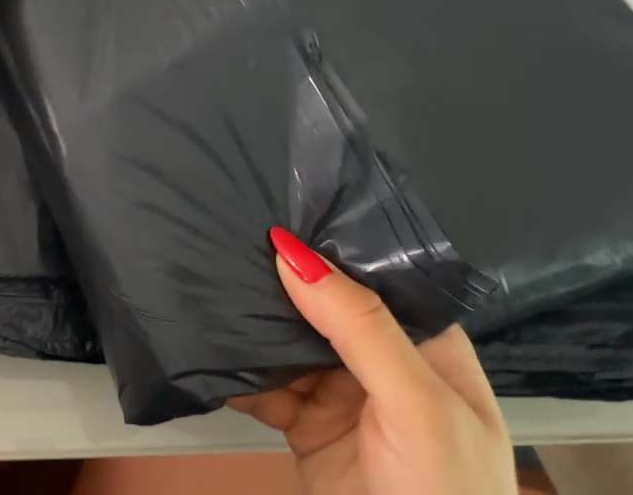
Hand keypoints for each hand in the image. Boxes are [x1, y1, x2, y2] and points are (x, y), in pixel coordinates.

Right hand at [229, 228, 516, 494]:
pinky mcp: (303, 426)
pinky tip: (206, 340)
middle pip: (322, 304)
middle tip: (225, 234)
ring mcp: (340, 395)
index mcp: (427, 346)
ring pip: (287, 341)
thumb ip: (359, 325)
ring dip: (251, 320)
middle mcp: (382, 362)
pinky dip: (236, 368)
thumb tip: (290, 250)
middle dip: (279, 278)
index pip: (375, 276)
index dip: (329, 242)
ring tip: (205, 276)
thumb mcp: (416, 404)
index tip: (276, 206)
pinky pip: (263, 384)